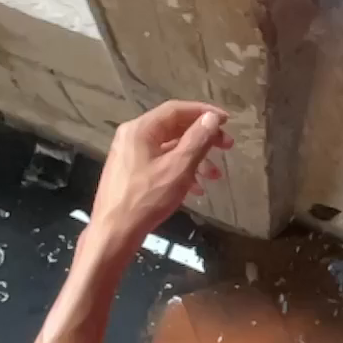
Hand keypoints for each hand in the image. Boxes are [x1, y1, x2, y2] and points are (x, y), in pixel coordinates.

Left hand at [88, 100, 231, 249]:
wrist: (115, 231)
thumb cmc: (147, 198)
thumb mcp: (178, 168)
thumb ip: (197, 140)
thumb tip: (212, 118)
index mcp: (141, 129)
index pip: (176, 110)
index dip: (204, 113)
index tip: (226, 122)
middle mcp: (133, 136)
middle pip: (174, 128)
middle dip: (203, 138)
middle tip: (227, 147)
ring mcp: (130, 156)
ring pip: (169, 149)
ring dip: (195, 158)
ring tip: (214, 176)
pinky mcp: (131, 174)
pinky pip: (161, 164)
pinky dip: (181, 171)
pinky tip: (196, 189)